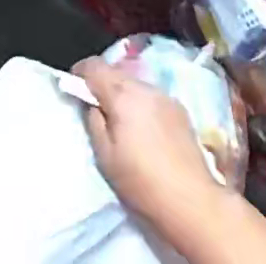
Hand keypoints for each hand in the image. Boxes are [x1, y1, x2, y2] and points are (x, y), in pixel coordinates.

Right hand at [74, 58, 228, 228]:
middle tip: (96, 108)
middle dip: (102, 83)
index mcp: (122, 95)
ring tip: (122, 120)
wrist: (191, 200)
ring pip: (135, 83)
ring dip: (123, 93)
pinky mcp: (179, 108)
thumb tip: (91, 102)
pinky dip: (142, 103)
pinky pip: (152, 96)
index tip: (74, 86)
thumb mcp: (105, 156)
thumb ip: (93, 121)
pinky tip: (145, 128)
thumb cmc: (141, 181)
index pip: (95, 66)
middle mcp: (144, 87)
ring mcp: (165, 95)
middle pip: (116, 71)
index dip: (80, 72)